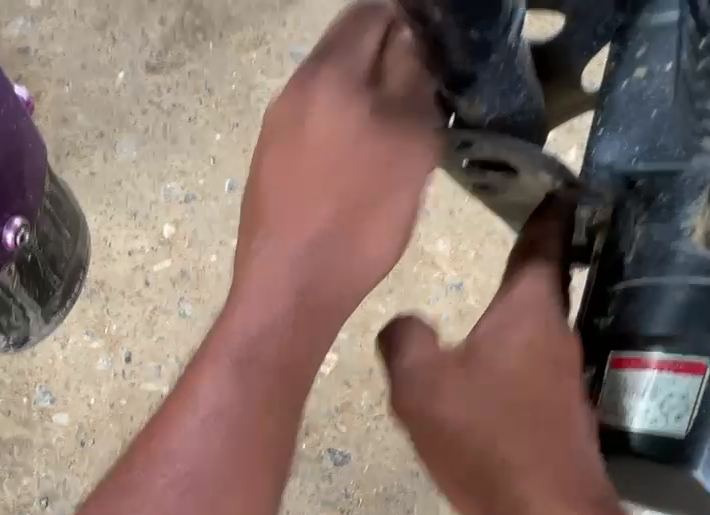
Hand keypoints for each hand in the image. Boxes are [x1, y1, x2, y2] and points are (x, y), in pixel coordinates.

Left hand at [230, 2, 441, 329]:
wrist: (287, 293)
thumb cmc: (355, 221)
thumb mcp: (410, 144)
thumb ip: (414, 79)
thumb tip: (414, 43)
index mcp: (327, 71)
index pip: (374, 12)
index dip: (414, 24)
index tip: (441, 56)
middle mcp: (292, 91)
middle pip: (350, 53)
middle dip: (391, 67)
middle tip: (425, 105)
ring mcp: (274, 132)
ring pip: (334, 97)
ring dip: (369, 107)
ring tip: (399, 146)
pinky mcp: (268, 170)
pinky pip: (315, 134)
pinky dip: (344, 139)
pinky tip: (361, 176)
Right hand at [377, 198, 617, 514]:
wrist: (542, 514)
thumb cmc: (482, 436)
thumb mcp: (420, 385)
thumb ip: (404, 342)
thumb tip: (401, 323)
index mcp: (527, 313)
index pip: (542, 244)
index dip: (548, 212)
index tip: (558, 188)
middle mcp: (557, 338)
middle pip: (540, 294)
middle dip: (520, 277)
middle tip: (495, 261)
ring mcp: (565, 383)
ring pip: (533, 342)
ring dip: (508, 334)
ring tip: (474, 336)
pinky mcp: (561, 422)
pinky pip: (529, 383)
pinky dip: (507, 377)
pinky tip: (481, 399)